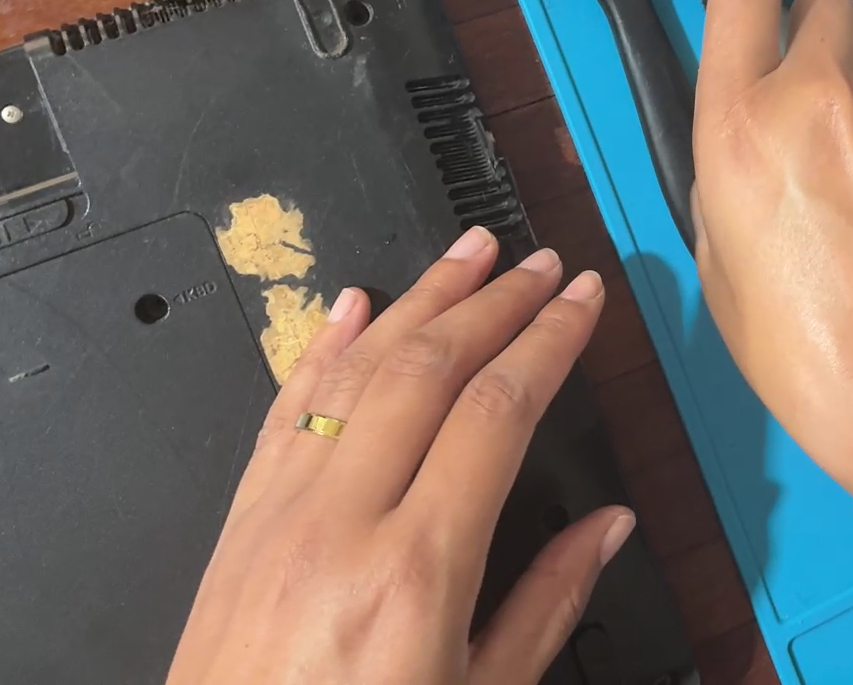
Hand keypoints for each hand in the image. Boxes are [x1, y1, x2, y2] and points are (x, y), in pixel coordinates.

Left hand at [167, 232, 635, 684]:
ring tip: (472, 250)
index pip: (499, 410)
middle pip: (432, 369)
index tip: (582, 297)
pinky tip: (357, 301)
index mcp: (417, 570)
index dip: (550, 339)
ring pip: (361, 368)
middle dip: (498, 302)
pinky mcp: (238, 523)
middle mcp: (342, 523)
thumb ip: (550, 602)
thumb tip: (614, 523)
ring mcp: (279, 515)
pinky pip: (286, 407)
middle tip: (542, 264)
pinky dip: (326, 344)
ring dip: (425, 296)